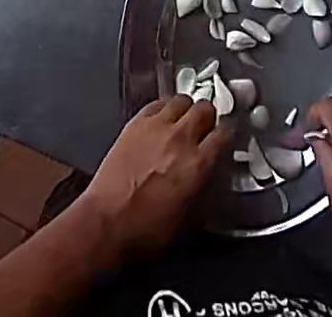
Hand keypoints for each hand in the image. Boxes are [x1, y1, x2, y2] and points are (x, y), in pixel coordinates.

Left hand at [73, 95, 227, 261]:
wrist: (106, 225)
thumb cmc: (145, 231)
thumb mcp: (190, 220)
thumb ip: (207, 191)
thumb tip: (211, 179)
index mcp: (198, 164)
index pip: (224, 135)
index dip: (226, 138)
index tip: (223, 142)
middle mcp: (181, 139)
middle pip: (205, 108)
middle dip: (208, 118)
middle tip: (204, 129)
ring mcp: (157, 127)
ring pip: (182, 100)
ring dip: (186, 110)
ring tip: (183, 121)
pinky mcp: (136, 123)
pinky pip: (157, 104)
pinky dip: (163, 109)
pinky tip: (161, 121)